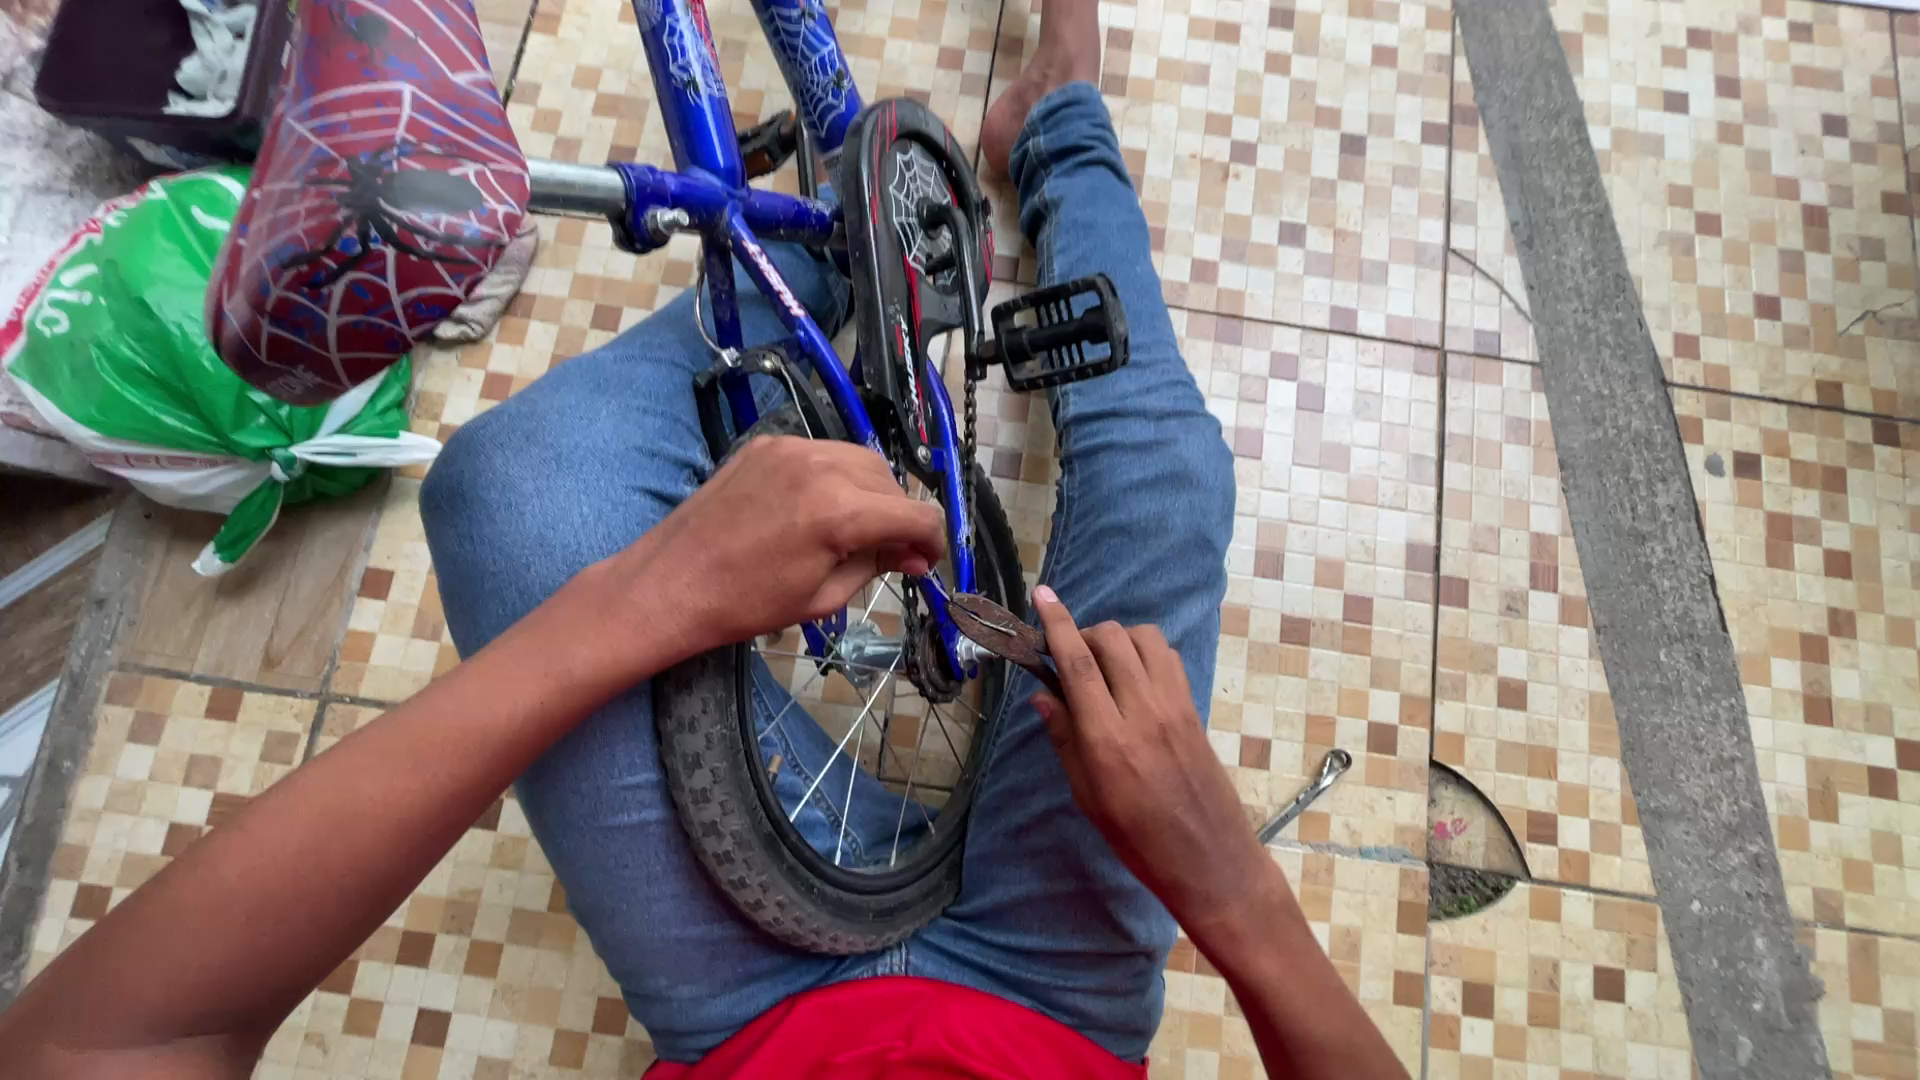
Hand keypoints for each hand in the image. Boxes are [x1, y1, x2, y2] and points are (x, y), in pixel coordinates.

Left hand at [604, 436, 945, 656]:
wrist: (669, 583)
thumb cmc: (747, 605)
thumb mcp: (824, 596)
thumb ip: (877, 565)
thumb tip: (915, 556)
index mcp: (840, 512)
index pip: (917, 515)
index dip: (932, 541)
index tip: (926, 560)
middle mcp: (822, 465)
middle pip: (893, 484)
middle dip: (900, 517)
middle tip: (889, 552)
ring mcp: (791, 447)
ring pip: (862, 461)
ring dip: (872, 494)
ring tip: (853, 529)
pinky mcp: (767, 443)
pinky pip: (824, 453)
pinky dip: (836, 477)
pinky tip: (818, 507)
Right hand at [1030, 585, 1280, 943]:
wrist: (1211, 861)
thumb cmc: (1138, 840)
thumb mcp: (1088, 797)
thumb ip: (1065, 739)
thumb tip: (1042, 695)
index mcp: (1108, 739)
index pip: (1078, 663)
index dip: (1057, 624)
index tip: (1042, 595)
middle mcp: (1144, 711)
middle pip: (1112, 639)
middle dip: (1084, 632)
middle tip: (1071, 658)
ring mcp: (1175, 706)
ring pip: (1145, 638)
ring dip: (1117, 638)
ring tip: (1103, 664)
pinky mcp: (1194, 708)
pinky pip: (1168, 658)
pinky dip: (1145, 651)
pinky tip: (1134, 676)